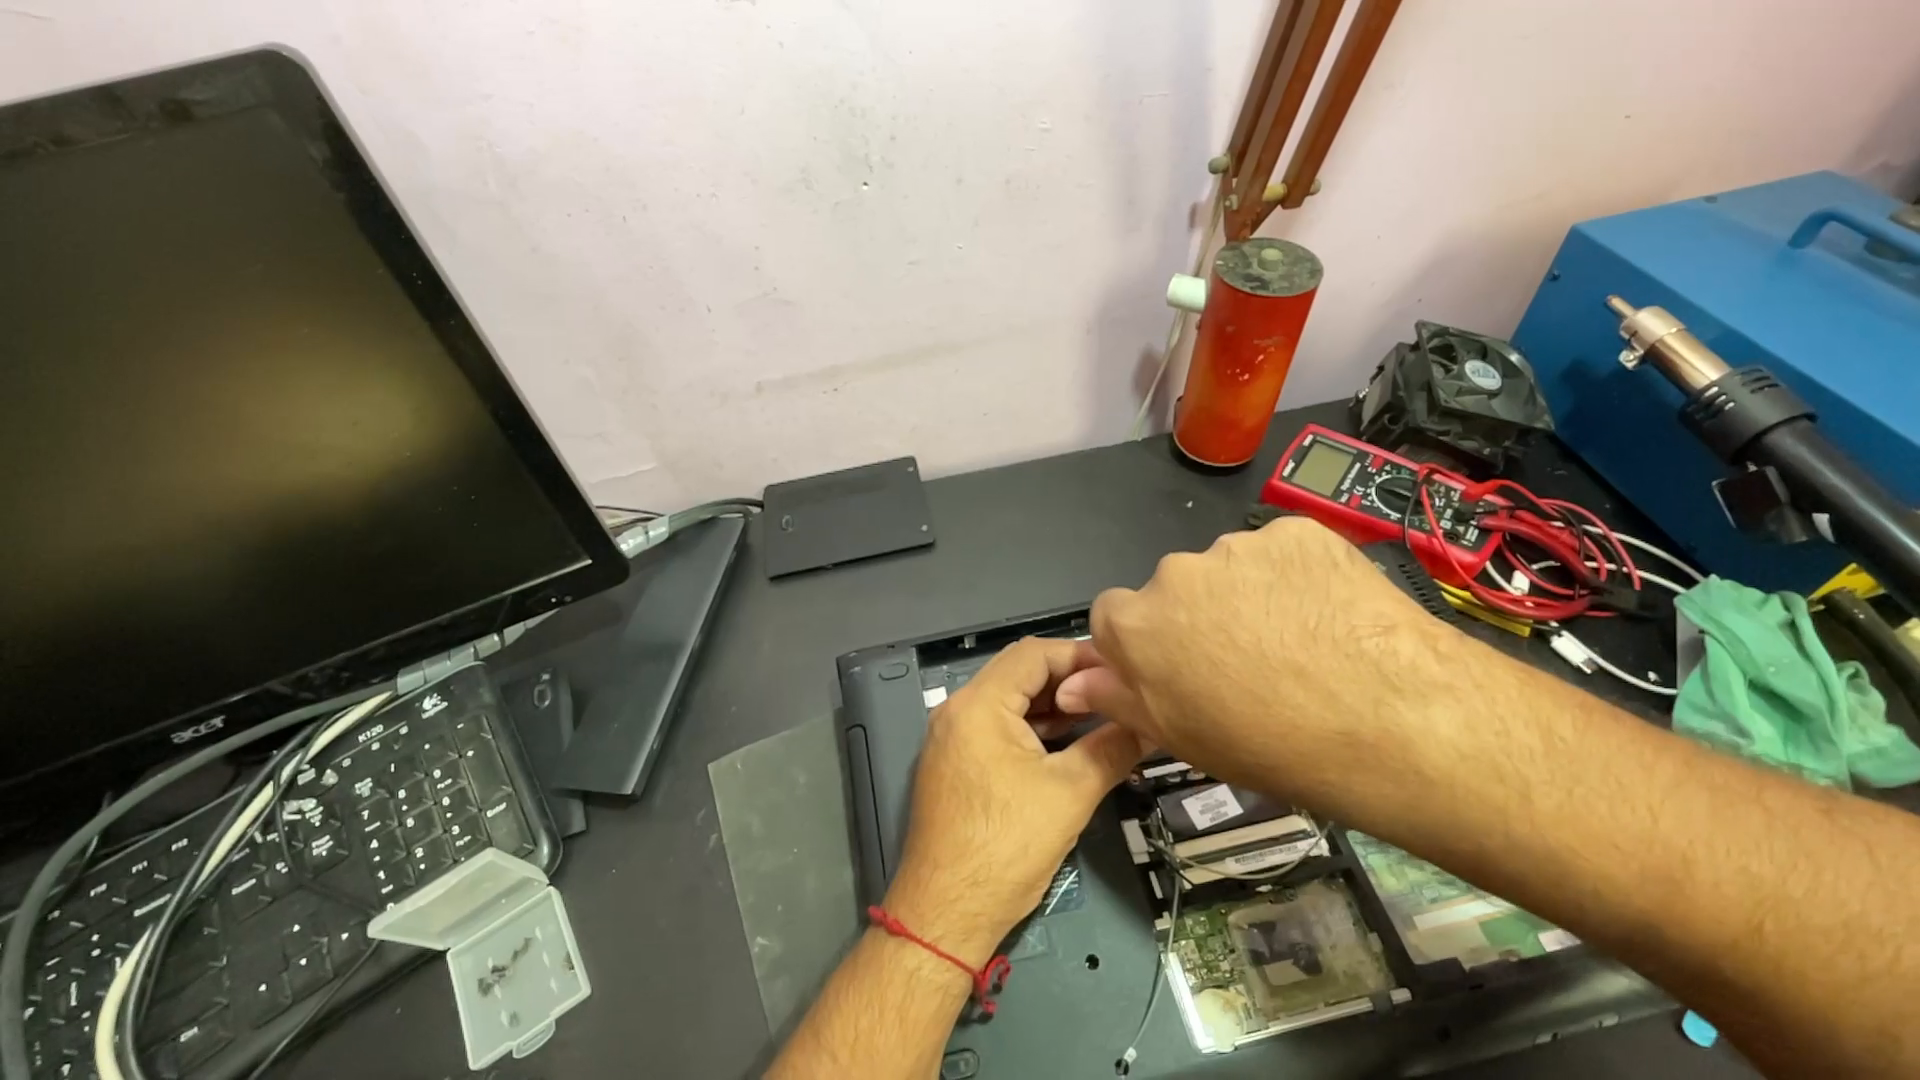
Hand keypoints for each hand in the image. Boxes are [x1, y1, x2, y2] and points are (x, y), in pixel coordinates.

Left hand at [883, 638, 1145, 967]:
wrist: (946, 911)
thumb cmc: (1007, 845)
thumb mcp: (1070, 793)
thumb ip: (1113, 748)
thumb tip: (1151, 724)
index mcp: (979, 704)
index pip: (1033, 653)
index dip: (1080, 654)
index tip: (1121, 670)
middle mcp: (957, 711)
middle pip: (1019, 674)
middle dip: (1070, 681)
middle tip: (1117, 693)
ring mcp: (951, 739)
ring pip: (1009, 704)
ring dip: (1053, 707)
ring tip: (1103, 717)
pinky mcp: (954, 766)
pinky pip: (997, 730)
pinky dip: (1033, 731)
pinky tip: (1069, 744)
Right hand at [1053, 517, 1466, 810]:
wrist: (1388, 718)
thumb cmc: (1272, 744)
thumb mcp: (1180, 738)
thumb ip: (1118, 699)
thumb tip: (1073, 684)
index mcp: (1137, 623)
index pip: (1113, 617)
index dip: (1144, 647)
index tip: (1178, 672)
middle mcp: (1176, 572)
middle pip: (1172, 590)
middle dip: (1195, 619)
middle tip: (1244, 664)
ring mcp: (1240, 547)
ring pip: (1228, 570)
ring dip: (1246, 597)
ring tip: (1295, 643)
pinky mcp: (1298, 531)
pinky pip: (1280, 553)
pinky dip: (1294, 578)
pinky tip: (1325, 617)